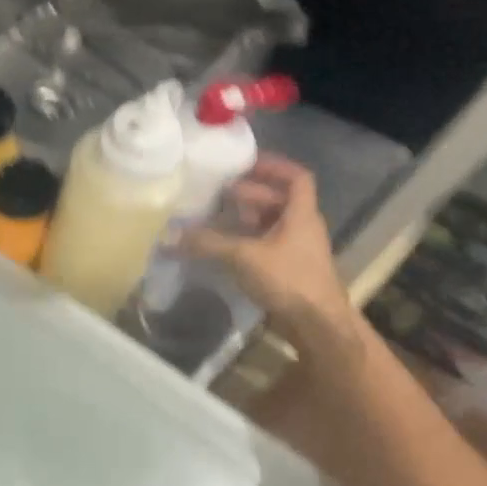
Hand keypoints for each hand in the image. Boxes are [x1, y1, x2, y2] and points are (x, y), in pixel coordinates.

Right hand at [182, 155, 360, 357]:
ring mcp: (294, 250)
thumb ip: (208, 243)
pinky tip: (220, 249)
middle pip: (278, 201)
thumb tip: (170, 236)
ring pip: (268, 224)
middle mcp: (301, 227)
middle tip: (218, 193)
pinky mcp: (285, 270)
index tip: (246, 163)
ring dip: (244, 219)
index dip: (274, 167)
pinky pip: (262, 246)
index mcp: (301, 214)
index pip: (296, 178)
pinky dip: (242, 242)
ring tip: (214, 219)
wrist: (315, 322)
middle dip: (249, 194)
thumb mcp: (244, 256)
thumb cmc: (288, 279)